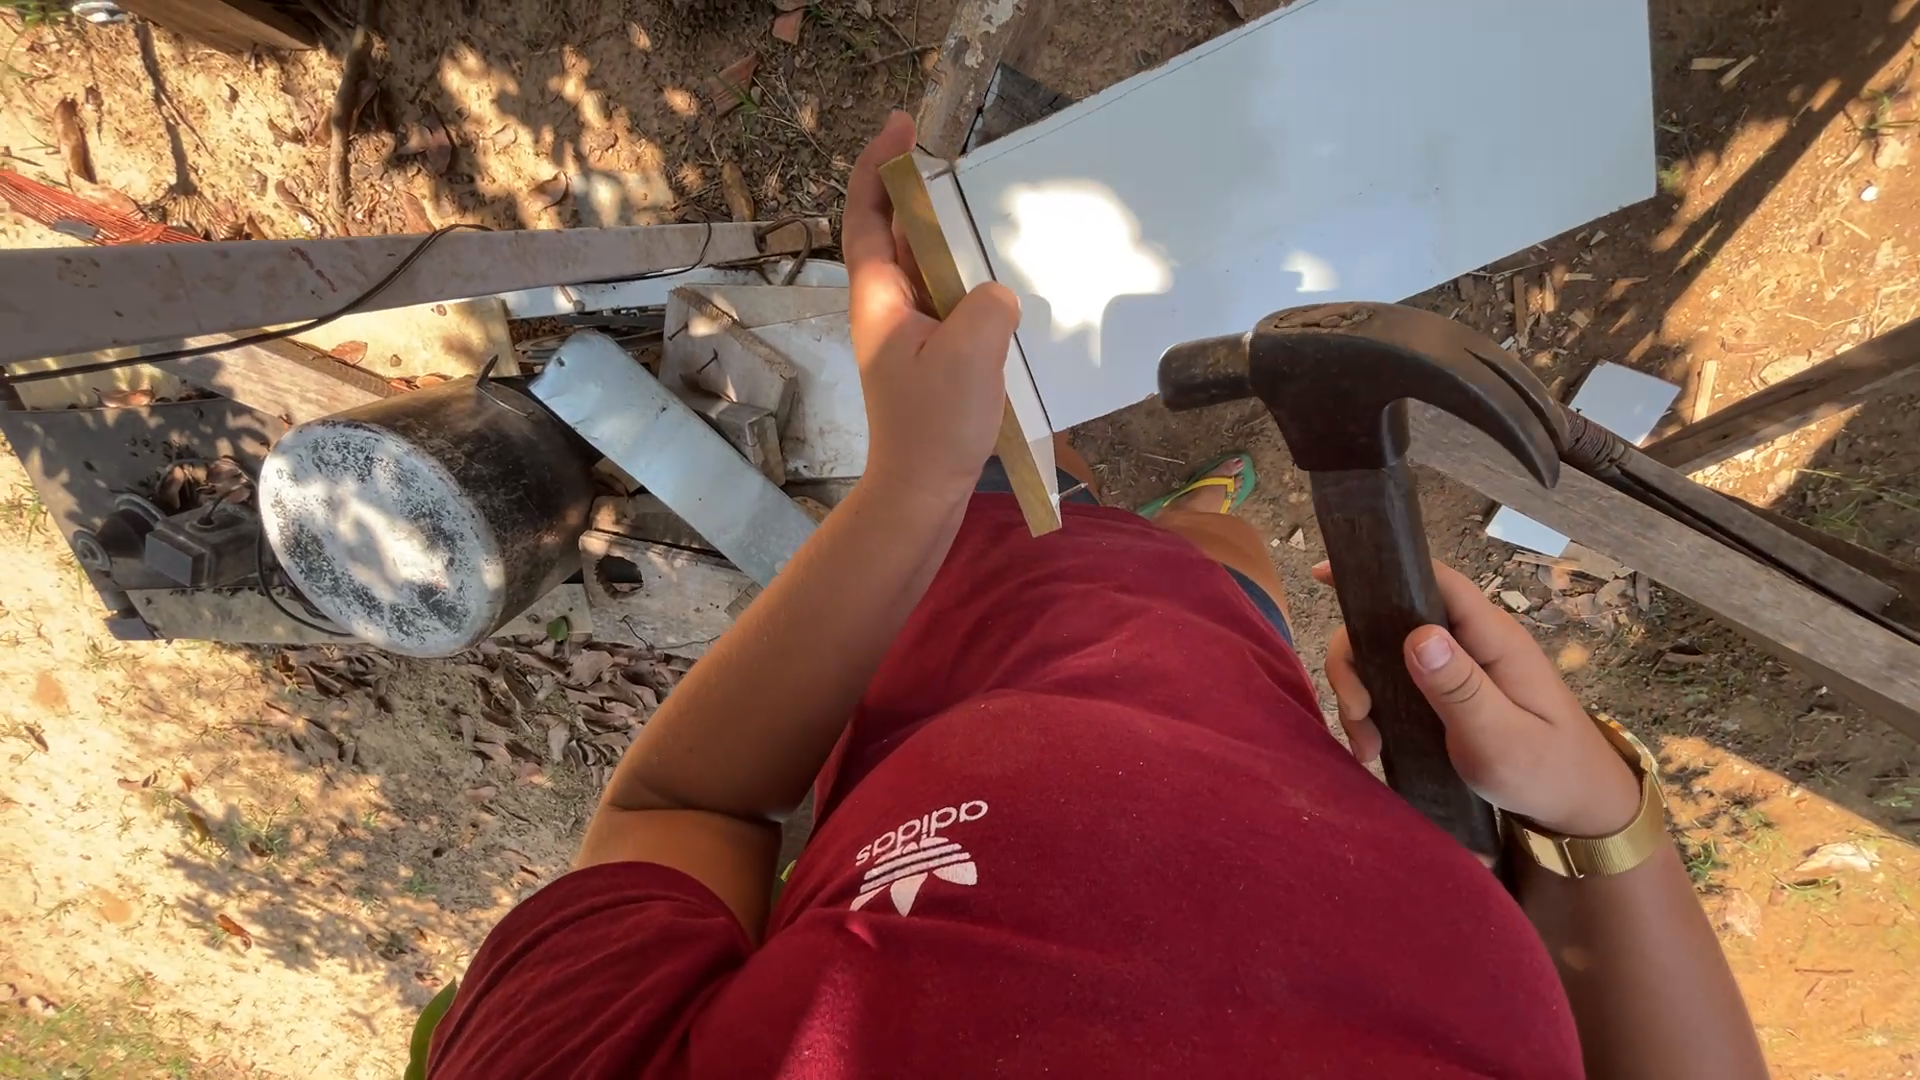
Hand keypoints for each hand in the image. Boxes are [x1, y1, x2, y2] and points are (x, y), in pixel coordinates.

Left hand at [844, 111, 1021, 507]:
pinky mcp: (930, 360)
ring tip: (993, 221)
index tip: (905, 128)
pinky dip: (970, 286)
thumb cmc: (933, 426)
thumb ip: (987, 306)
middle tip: (965, 170)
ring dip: (952, 243)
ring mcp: (909, 337)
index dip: (879, 166)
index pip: (866, 215)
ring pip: (926, 272)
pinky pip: (948, 305)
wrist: (921, 489)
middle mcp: (888, 310)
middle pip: (897, 236)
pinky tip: (1003, 289)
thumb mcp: (969, 356)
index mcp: (880, 299)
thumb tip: (996, 295)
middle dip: (922, 197)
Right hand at [1316, 559, 1640, 837]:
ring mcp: (1450, 665)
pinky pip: (1386, 683)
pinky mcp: (1437, 689)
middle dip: (1355, 664)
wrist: (1575, 813)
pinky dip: (1369, 712)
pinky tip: (1371, 745)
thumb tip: (1416, 635)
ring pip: (1377, 656)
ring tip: (1366, 743)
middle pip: (1386, 623)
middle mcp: (1466, 642)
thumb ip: (1461, 688)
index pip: (1436, 583)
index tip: (1324, 574)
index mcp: (1491, 639)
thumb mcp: (1502, 740)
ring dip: (1359, 695)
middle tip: (1357, 712)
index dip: (1383, 571)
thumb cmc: (1548, 774)